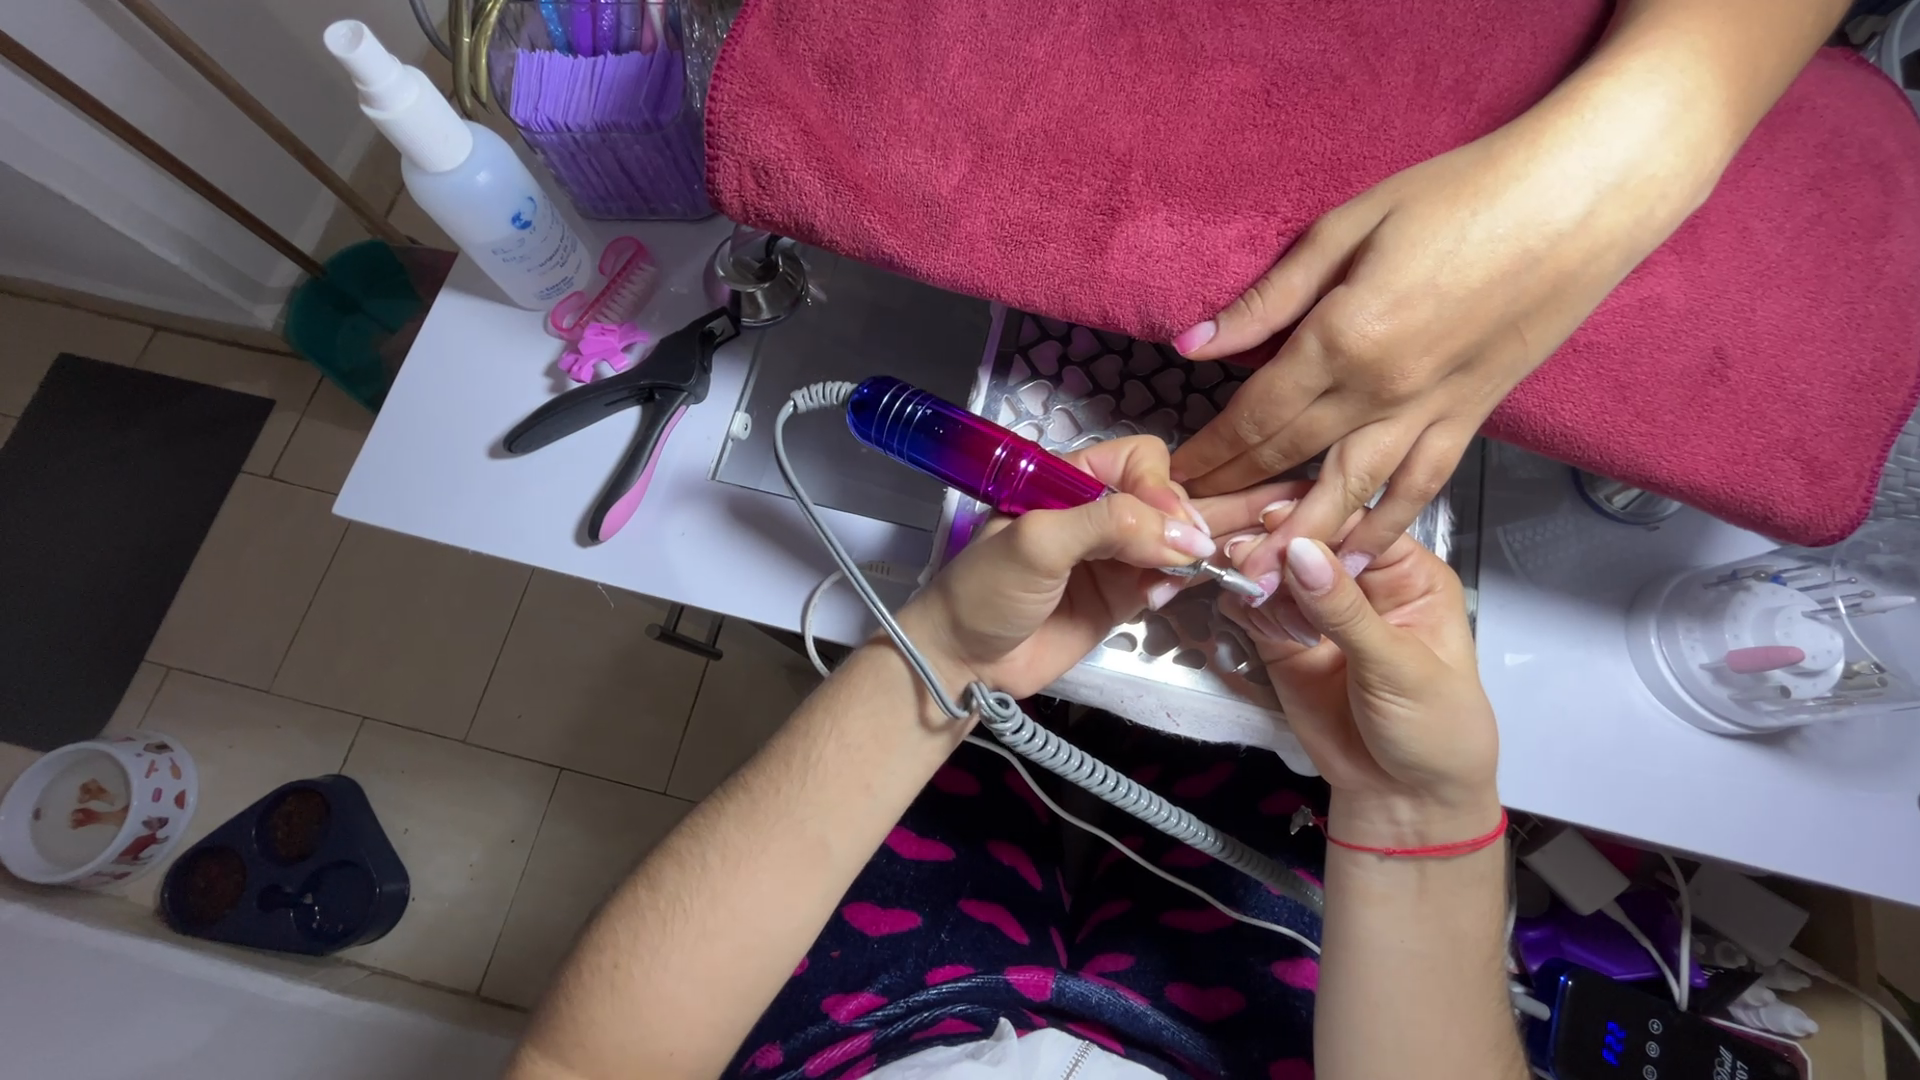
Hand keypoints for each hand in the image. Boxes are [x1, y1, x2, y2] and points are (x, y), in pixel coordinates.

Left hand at [895, 436, 1306, 698]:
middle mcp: (1096, 511)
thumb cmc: (987, 590)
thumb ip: (1107, 525)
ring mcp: (1112, 555)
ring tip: (1170, 581)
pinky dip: (1178, 582)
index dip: (1157, 484)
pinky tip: (1161, 596)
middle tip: (1181, 555)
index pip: (1137, 459)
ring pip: (1172, 538)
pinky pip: (1167, 578)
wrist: (967, 660)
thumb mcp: (1037, 542)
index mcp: (1068, 481)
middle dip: (1180, 521)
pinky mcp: (1122, 596)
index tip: (1162, 520)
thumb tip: (1186, 537)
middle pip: (1164, 496)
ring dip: (1185, 554)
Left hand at [1170, 93, 1714, 580]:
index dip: (1208, 453)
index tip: (1177, 477)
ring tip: (1255, 576)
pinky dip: (1382, 528)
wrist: (1589, 191)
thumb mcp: (1345, 230)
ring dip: (1295, 537)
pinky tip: (1352, 559)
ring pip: (1347, 493)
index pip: (1251, 417)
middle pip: (1285, 459)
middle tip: (1193, 528)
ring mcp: (1429, 413)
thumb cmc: (1459, 196)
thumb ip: (1266, 301)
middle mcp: (1379, 393)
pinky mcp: (1472, 420)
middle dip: (1232, 496)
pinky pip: (1419, 489)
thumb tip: (1190, 344)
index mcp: (1339, 342)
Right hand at [1219, 518, 1499, 848]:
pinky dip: (1241, 605)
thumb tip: (1298, 550)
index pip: (1358, 526)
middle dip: (1277, 548)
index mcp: (1405, 574)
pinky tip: (1241, 610)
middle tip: (1248, 560)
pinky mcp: (1282, 639)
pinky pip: (1254, 609)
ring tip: (1243, 585)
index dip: (1318, 522)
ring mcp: (1315, 610)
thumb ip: (1345, 610)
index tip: (1276, 526)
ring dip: (1255, 575)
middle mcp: (1357, 582)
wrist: (1401, 798)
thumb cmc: (1433, 729)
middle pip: (1308, 543)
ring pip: (1274, 571)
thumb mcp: (1399, 668)